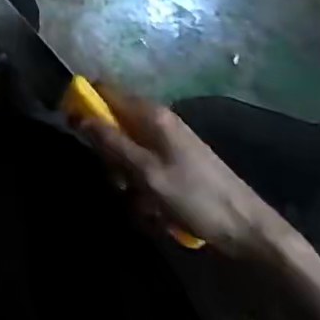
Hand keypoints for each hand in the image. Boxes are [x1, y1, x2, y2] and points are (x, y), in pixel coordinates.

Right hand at [76, 84, 301, 262]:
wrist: (248, 229)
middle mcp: (158, 121)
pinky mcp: (178, 165)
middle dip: (110, 156)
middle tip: (118, 184)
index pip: (106, 90)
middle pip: (115, 126)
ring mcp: (170, 143)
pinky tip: (159, 215)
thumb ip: (112, 143)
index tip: (71, 126)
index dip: (85, 103)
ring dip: (128, 180)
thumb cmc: (195, 196)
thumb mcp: (147, 172)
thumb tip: (80, 117)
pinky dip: (147, 191)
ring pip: (129, 153)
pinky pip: (147, 171)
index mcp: (151, 114)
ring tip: (143, 206)